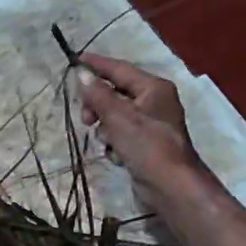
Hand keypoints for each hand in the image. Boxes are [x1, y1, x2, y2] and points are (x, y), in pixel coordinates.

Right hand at [76, 55, 207, 191]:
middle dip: (97, 106)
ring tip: (107, 142)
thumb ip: (98, 94)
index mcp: (154, 88)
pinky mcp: (145, 143)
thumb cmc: (147, 146)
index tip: (75, 60)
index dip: (97, 64)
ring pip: (115, 116)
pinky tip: (117, 155)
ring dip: (105, 128)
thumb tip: (81, 73)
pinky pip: (121, 134)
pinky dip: (115, 143)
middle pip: (115, 93)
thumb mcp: (118, 117)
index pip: (120, 69)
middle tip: (86, 119)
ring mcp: (151, 123)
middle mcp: (154, 101)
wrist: (170, 186)